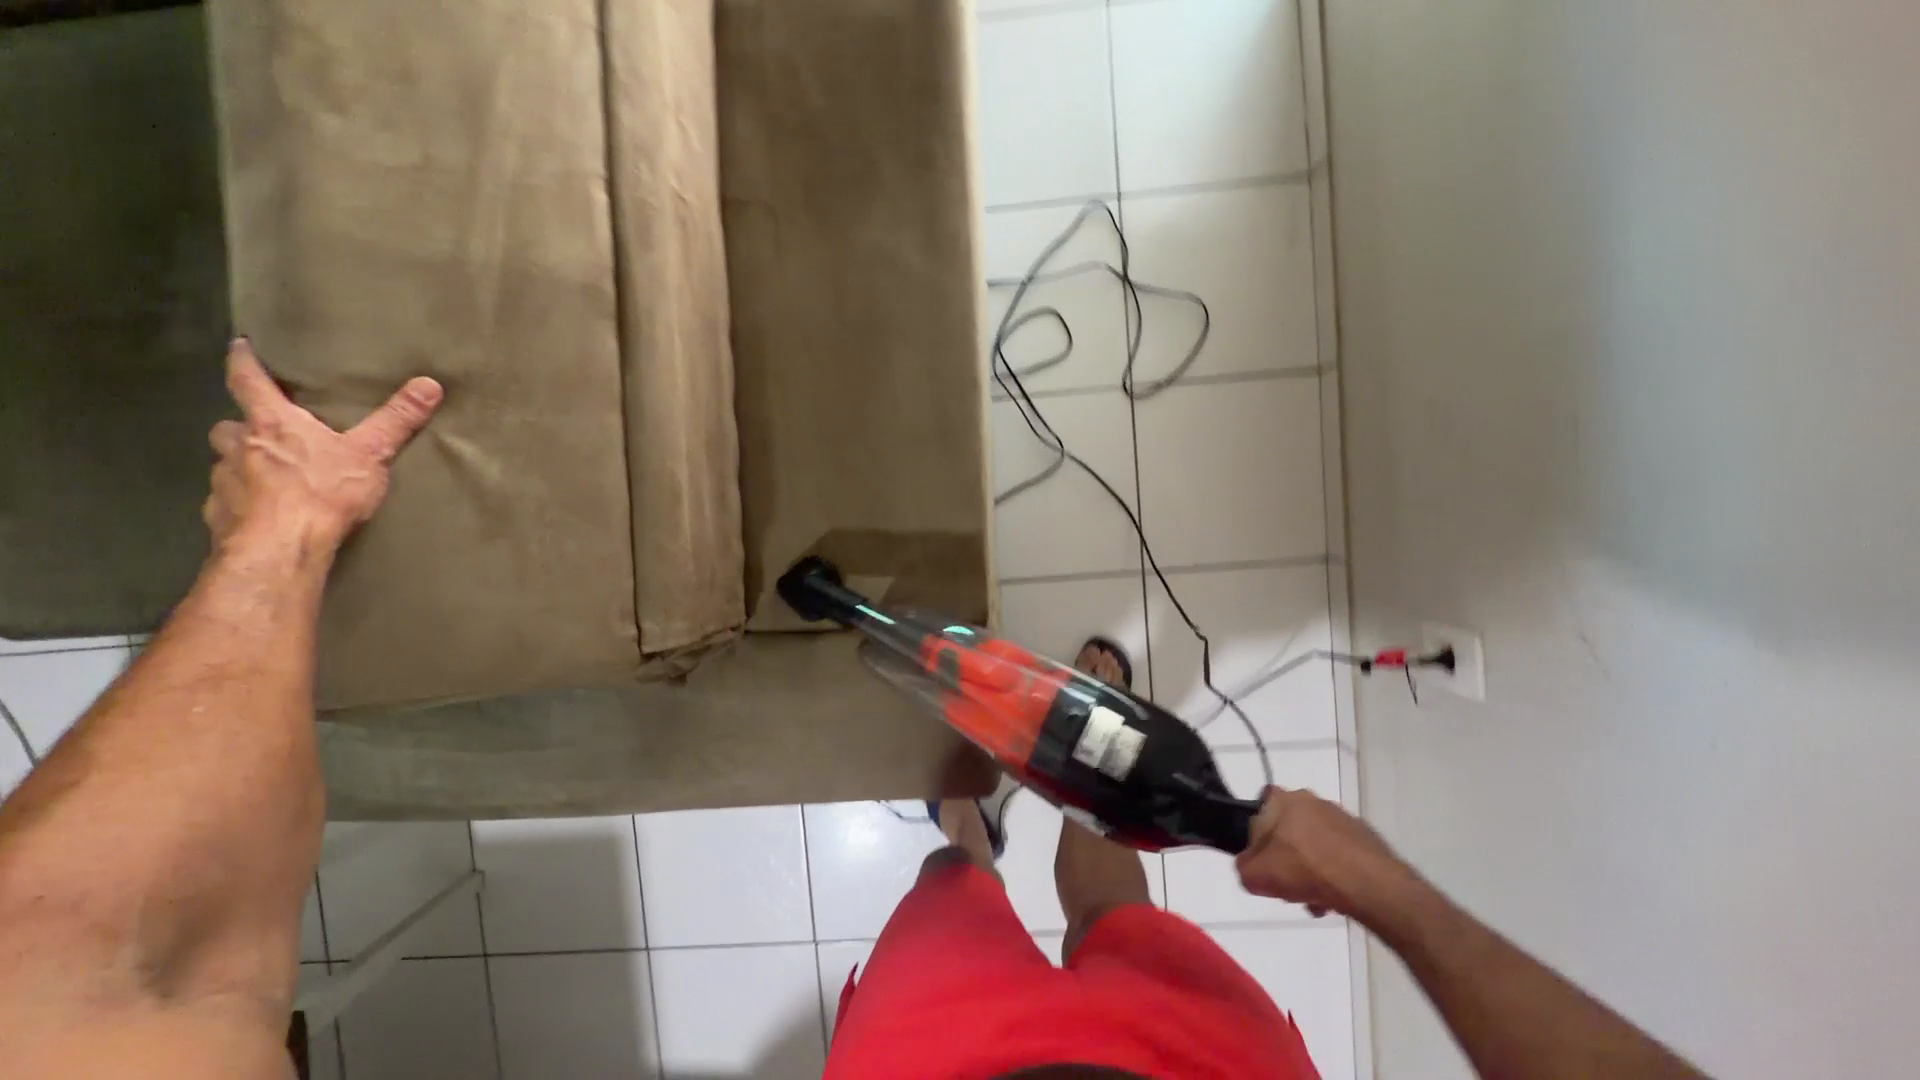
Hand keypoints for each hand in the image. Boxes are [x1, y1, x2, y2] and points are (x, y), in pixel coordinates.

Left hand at [204, 338, 442, 551]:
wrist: (282, 546)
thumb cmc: (323, 491)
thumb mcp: (370, 454)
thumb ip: (396, 420)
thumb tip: (429, 383)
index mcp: (271, 424)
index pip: (247, 380)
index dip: (243, 361)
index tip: (240, 345)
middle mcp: (238, 446)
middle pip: (228, 426)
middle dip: (241, 427)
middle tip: (260, 433)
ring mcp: (223, 483)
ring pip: (224, 464)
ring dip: (240, 465)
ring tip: (266, 479)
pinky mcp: (219, 516)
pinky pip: (226, 503)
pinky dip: (241, 504)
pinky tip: (262, 515)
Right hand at [1235, 785, 1405, 917]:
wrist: (1369, 885)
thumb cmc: (1304, 870)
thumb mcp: (1255, 876)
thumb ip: (1243, 868)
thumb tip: (1251, 867)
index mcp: (1282, 800)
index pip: (1259, 811)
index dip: (1256, 839)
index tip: (1262, 862)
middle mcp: (1312, 800)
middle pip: (1289, 831)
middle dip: (1286, 858)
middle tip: (1286, 885)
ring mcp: (1342, 818)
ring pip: (1315, 846)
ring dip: (1311, 870)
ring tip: (1314, 899)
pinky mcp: (1366, 838)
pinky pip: (1340, 856)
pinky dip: (1335, 874)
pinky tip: (1336, 899)